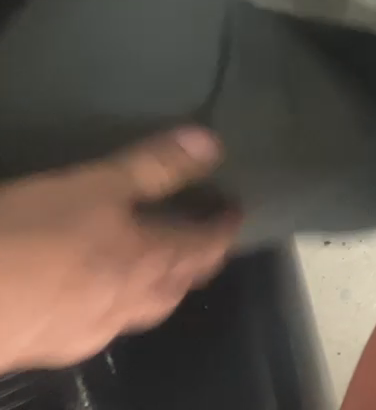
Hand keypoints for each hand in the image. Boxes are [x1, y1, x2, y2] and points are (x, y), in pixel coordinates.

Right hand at [0, 127, 239, 371]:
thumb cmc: (15, 243)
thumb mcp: (89, 188)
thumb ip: (154, 166)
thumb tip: (212, 143)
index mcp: (151, 265)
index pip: (209, 246)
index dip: (226, 226)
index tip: (234, 209)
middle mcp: (122, 307)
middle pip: (177, 287)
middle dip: (194, 262)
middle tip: (197, 237)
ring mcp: (73, 337)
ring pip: (133, 314)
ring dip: (152, 289)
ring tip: (148, 265)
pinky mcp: (26, 353)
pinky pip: (84, 331)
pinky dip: (101, 309)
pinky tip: (81, 298)